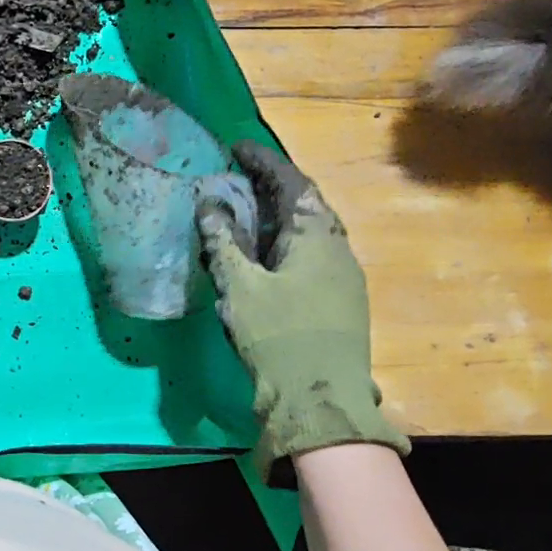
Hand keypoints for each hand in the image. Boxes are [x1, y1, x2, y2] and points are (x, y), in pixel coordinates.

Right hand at [196, 142, 408, 484]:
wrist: (320, 403)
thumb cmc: (278, 337)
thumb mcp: (240, 285)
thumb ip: (223, 240)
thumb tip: (210, 201)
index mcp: (318, 239)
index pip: (293, 184)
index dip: (264, 162)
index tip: (236, 147)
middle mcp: (338, 251)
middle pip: (306, 204)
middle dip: (271, 185)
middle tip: (236, 174)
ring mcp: (342, 278)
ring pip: (309, 230)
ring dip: (276, 214)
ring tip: (242, 208)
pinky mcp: (337, 301)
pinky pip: (309, 252)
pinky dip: (281, 239)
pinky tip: (259, 251)